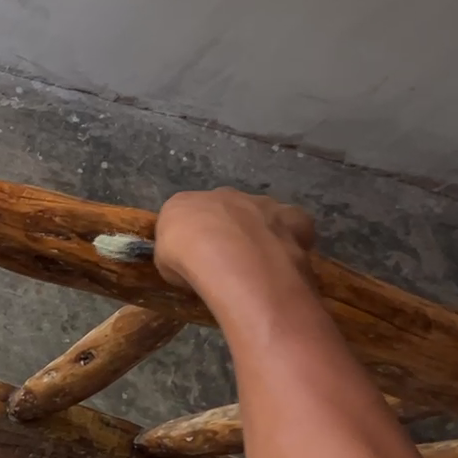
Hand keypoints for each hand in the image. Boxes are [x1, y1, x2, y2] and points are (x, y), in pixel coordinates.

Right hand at [153, 188, 316, 296]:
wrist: (230, 258)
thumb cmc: (184, 260)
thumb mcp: (163, 263)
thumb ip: (178, 255)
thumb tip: (191, 263)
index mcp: (182, 202)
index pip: (182, 213)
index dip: (188, 234)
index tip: (190, 254)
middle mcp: (221, 195)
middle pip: (223, 207)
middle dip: (224, 226)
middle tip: (223, 255)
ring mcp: (260, 202)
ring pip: (258, 212)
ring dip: (256, 229)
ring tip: (255, 259)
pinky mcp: (293, 216)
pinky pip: (292, 223)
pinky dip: (289, 235)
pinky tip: (284, 254)